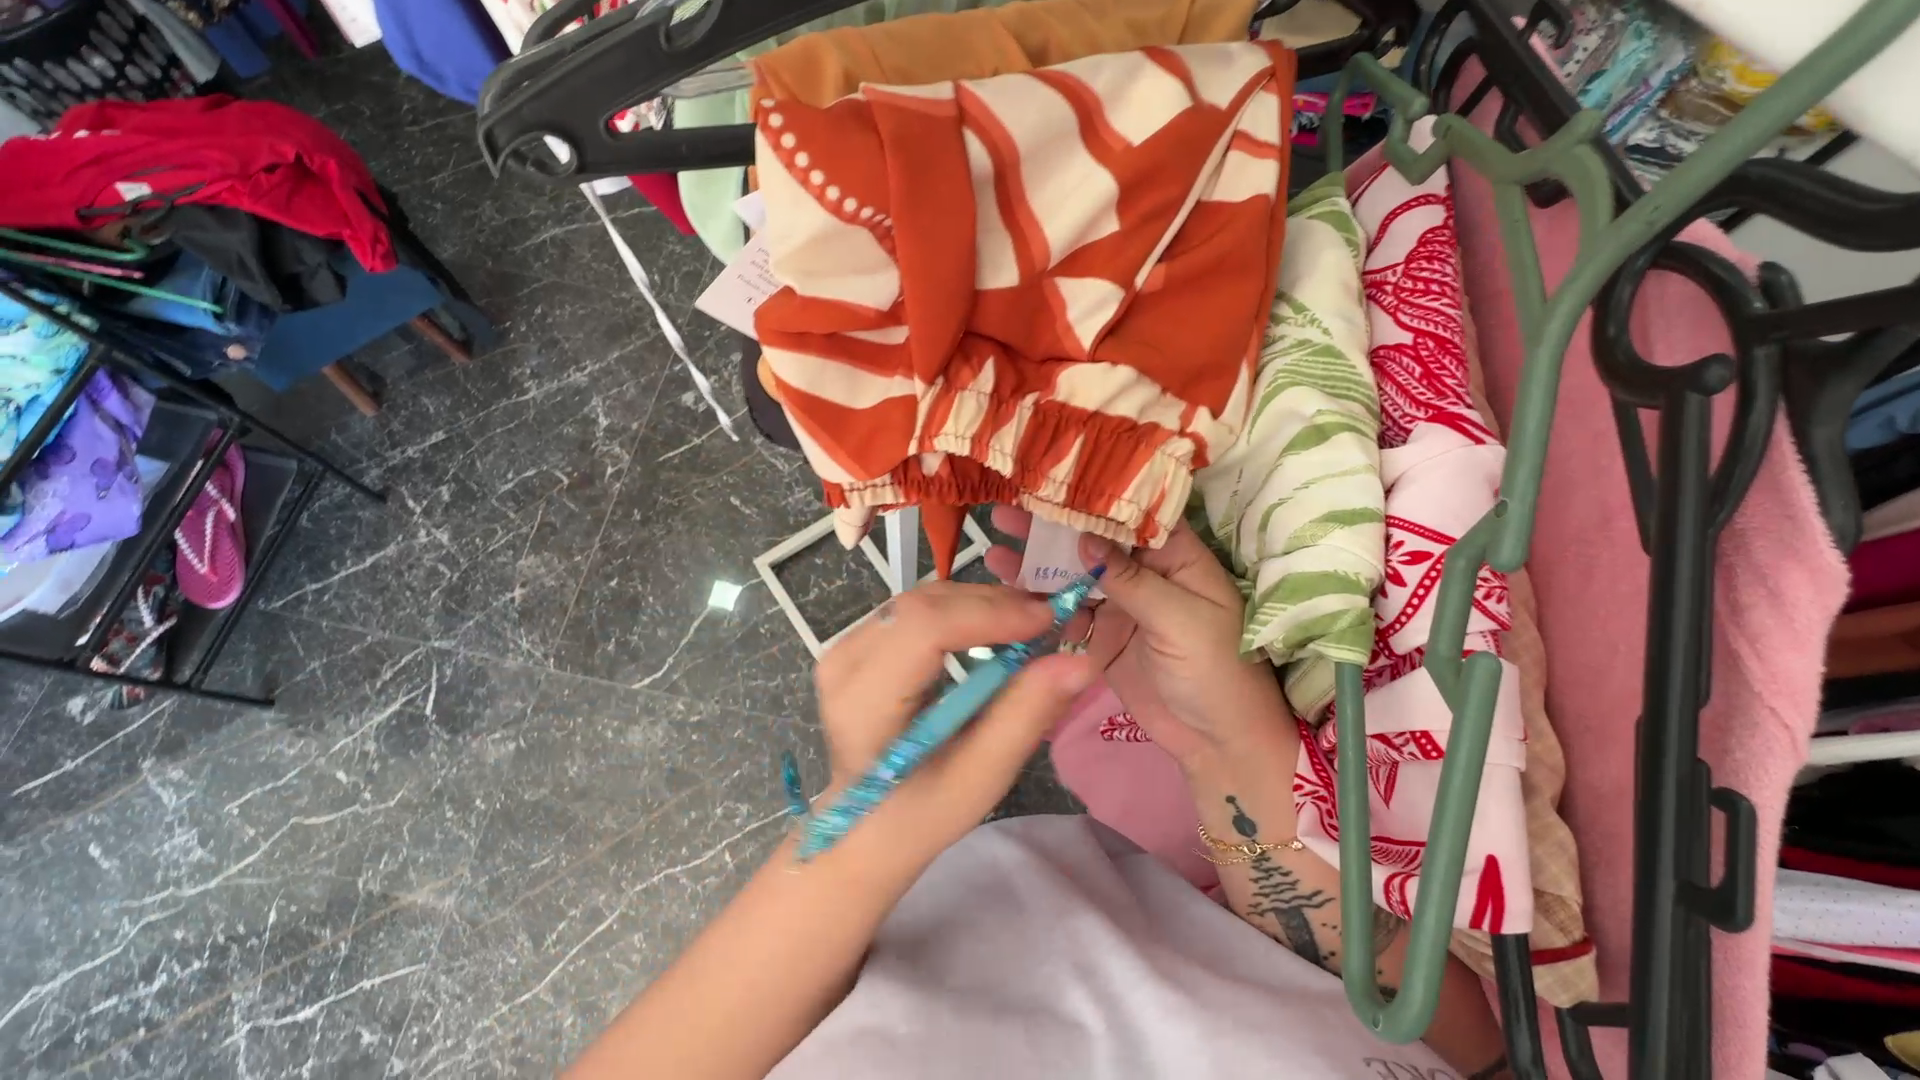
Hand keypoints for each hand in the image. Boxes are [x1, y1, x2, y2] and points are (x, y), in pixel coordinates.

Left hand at [812, 581, 1094, 872]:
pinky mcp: (858, 643)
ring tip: (1027, 626)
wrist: (865, 824)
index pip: (923, 629)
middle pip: (924, 605)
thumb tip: (1078, 662)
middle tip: (1048, 620)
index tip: (1046, 620)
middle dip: (992, 604)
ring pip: (922, 598)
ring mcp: (845, 647)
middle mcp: (843, 661)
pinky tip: (994, 630)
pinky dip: (962, 611)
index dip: (989, 615)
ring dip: (980, 604)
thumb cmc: (921, 810)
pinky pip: (916, 608)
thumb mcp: (979, 777)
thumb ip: (1024, 716)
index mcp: (863, 703)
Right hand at [983, 507, 1294, 771]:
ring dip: (1038, 565)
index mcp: (1176, 557)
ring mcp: (1121, 605)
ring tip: (995, 550)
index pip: (1131, 515)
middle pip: (1093, 542)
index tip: (1048, 480)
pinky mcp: (1102, 637)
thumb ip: (1131, 580)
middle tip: (1005, 513)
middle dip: (1052, 529)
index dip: (1092, 497)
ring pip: (1074, 576)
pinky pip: (1067, 613)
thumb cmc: (1217, 672)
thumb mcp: (1180, 620)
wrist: (1216, 741)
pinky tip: (1009, 592)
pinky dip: (1040, 604)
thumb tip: (1083, 539)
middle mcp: (1146, 573)